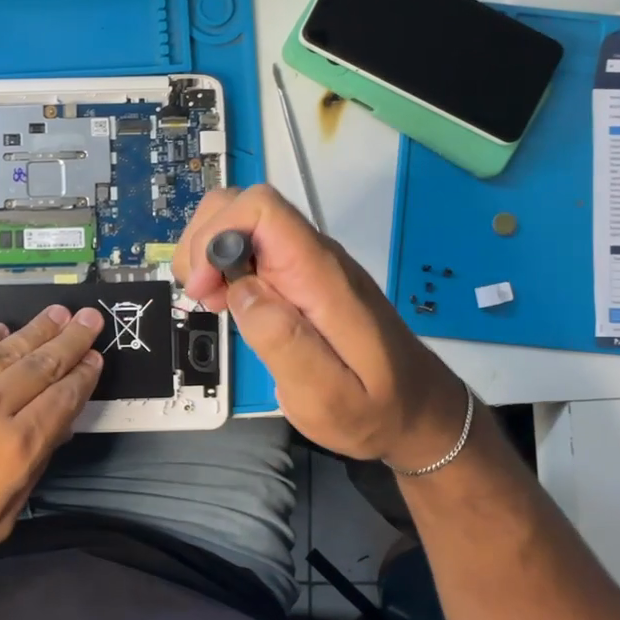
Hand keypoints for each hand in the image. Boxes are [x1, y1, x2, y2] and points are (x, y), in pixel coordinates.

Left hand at [0, 306, 105, 608]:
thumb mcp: (0, 520)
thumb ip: (29, 469)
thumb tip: (49, 432)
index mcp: (14, 448)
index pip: (61, 400)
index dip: (83, 378)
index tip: (96, 359)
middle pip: (39, 366)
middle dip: (69, 342)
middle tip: (89, 319)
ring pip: (2, 350)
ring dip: (34, 330)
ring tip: (57, 314)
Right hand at [175, 185, 465, 469]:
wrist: (420, 413)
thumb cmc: (375, 411)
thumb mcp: (327, 396)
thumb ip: (285, 343)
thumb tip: (241, 290)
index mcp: (321, 277)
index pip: (262, 210)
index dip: (216, 235)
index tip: (201, 288)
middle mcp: (314, 258)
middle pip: (245, 205)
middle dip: (203, 241)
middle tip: (199, 296)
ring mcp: (307, 266)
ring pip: (242, 223)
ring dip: (207, 254)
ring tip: (206, 301)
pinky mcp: (300, 279)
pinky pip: (251, 250)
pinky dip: (221, 268)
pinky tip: (222, 303)